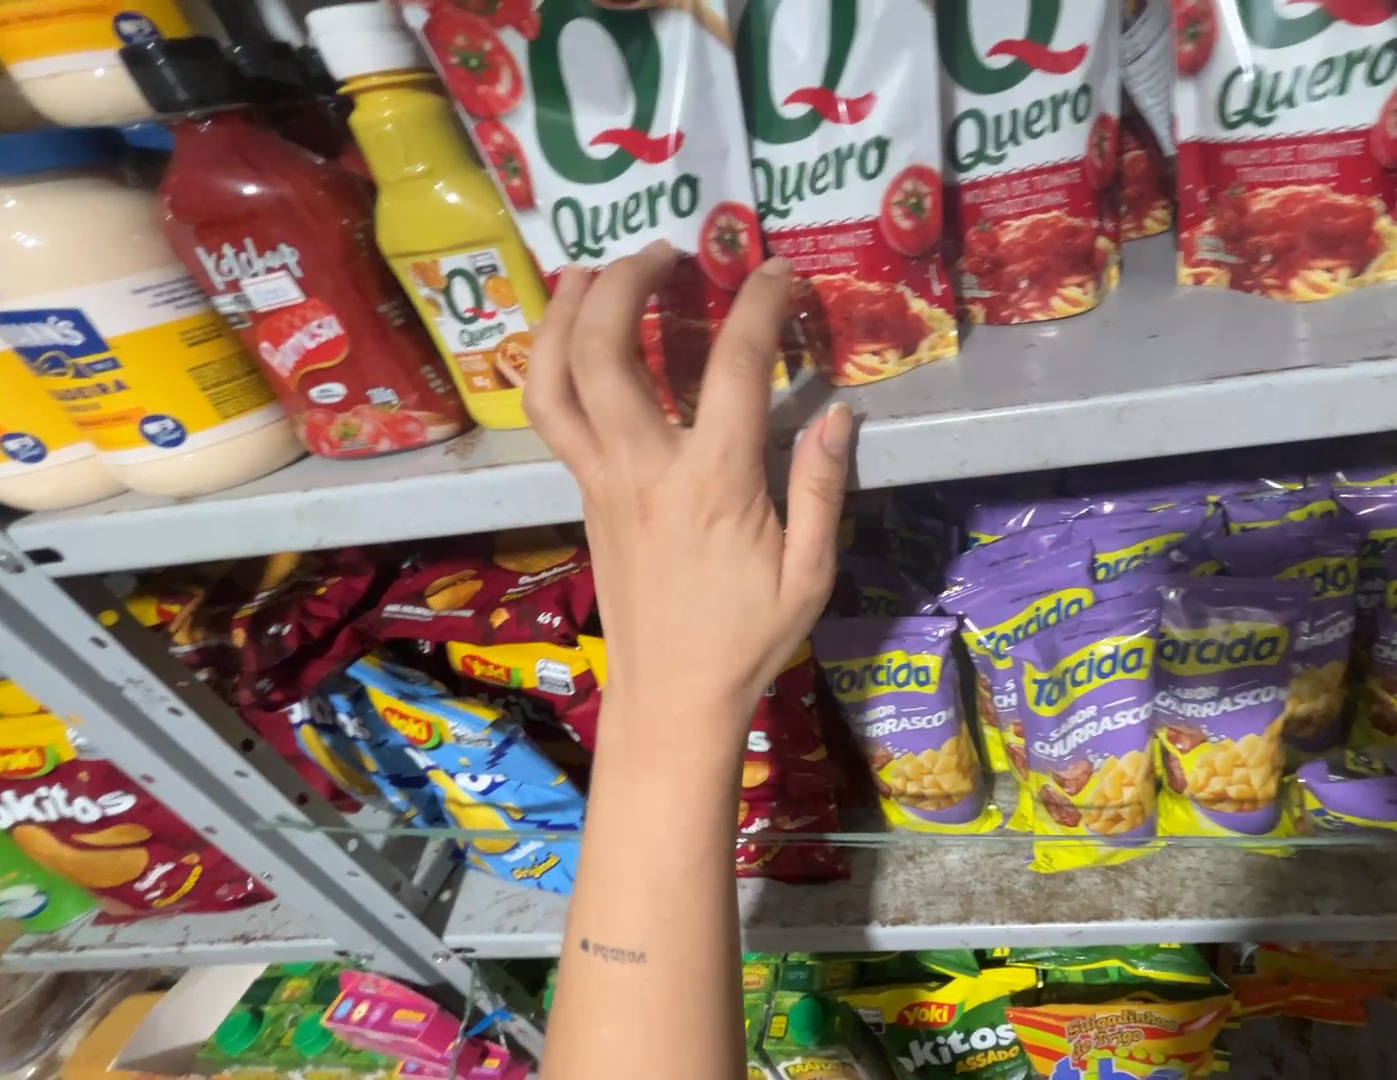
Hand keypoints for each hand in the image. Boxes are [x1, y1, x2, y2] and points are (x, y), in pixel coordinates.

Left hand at [527, 241, 851, 764]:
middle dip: (629, 282)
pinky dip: (550, 362)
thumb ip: (821, 490)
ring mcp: (602, 480)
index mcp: (714, 483)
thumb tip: (840, 414)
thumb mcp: (810, 573)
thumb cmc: (748, 637)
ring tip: (593, 270)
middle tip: (665, 251)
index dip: (756, 307)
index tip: (776, 273)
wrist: (672, 696)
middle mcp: (645, 467)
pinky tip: (572, 341)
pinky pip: (552, 414)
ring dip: (566, 312)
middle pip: (607, 351)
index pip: (732, 368)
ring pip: (555, 378)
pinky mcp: (585, 496)